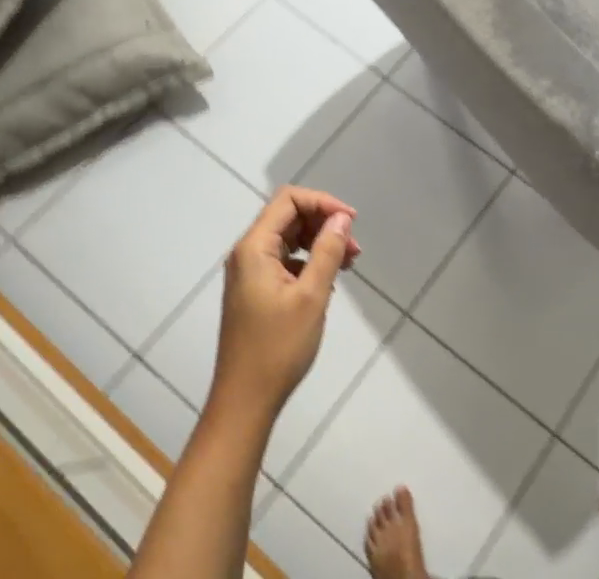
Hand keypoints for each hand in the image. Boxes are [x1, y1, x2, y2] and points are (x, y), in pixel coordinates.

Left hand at [210, 185, 359, 415]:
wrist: (245, 399)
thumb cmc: (278, 346)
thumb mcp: (311, 296)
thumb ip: (328, 251)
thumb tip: (342, 218)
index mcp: (254, 248)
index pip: (289, 200)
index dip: (323, 203)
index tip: (352, 222)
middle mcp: (247, 254)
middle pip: (288, 216)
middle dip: (324, 223)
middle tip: (354, 249)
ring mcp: (250, 273)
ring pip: (289, 239)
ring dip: (319, 243)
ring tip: (348, 264)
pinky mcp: (256, 291)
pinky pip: (285, 261)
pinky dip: (309, 262)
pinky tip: (328, 283)